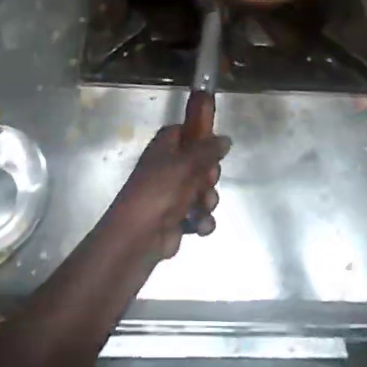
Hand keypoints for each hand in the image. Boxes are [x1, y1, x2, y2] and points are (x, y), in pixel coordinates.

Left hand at [106, 125, 230, 258]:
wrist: (139, 234)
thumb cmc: (160, 190)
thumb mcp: (186, 164)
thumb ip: (208, 150)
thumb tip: (226, 139)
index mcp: (163, 148)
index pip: (181, 132)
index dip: (198, 135)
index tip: (215, 144)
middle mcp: (167, 168)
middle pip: (198, 163)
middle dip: (209, 174)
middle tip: (209, 179)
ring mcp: (172, 195)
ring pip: (202, 190)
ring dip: (208, 199)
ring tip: (203, 207)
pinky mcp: (178, 218)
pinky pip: (199, 214)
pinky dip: (202, 220)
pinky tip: (199, 226)